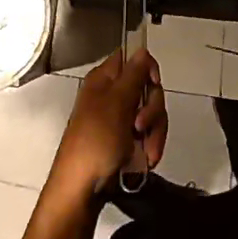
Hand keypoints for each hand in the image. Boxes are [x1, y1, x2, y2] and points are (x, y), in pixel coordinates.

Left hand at [48, 48, 166, 202]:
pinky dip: (151, 145)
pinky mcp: (128, 140)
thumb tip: (141, 49)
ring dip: (155, 132)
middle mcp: (113, 96)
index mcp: (104, 81)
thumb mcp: (116, 104)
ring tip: (146, 153)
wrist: (82, 189)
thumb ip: (133, 75)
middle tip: (141, 126)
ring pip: (153, 113)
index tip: (152, 83)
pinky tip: (146, 160)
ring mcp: (121, 119)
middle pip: (148, 88)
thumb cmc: (96, 141)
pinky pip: (150, 134)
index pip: (132, 58)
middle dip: (153, 109)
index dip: (147, 67)